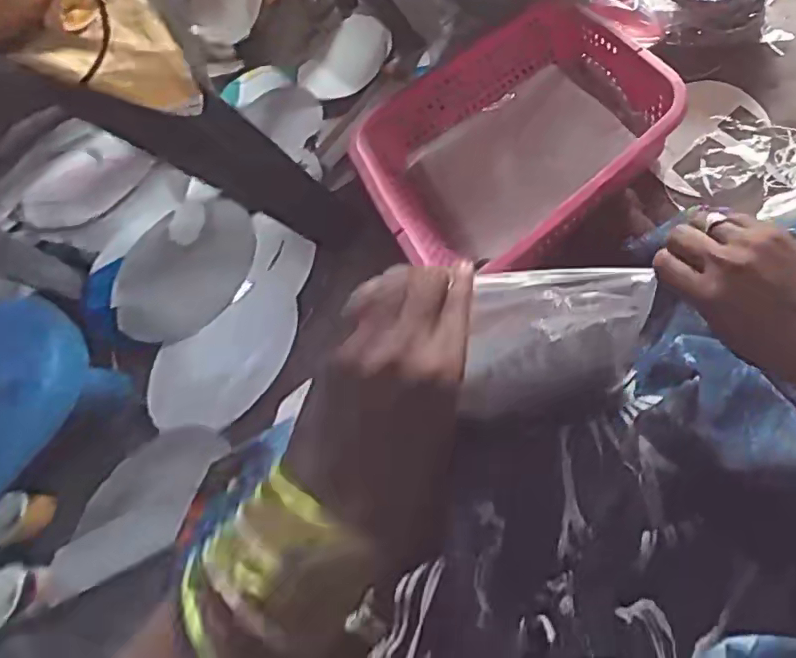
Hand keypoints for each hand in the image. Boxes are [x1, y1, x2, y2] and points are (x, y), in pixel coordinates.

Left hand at [281, 264, 473, 566]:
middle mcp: (402, 344)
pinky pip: (361, 299)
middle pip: (425, 279)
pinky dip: (377, 292)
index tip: (468, 274)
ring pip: (390, 280)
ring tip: (412, 291)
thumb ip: (452, 373)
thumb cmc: (404, 491)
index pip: (457, 296)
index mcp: (440, 368)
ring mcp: (362, 343)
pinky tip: (382, 303)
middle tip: (442, 286)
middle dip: (438, 276)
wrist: (327, 520)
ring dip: (407, 280)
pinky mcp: (332, 349)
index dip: (464, 280)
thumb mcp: (448, 432)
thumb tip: (455, 337)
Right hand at [652, 214, 795, 391]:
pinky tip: (737, 237)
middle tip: (691, 254)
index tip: (673, 269)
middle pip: (679, 234)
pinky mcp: (770, 229)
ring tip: (714, 241)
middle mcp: (722, 261)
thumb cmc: (773, 344)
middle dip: (679, 244)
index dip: (665, 264)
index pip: (663, 262)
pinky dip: (729, 226)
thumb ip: (699, 297)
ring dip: (704, 231)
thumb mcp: (723, 328)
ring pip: (704, 218)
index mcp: (707, 293)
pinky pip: (735, 216)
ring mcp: (747, 241)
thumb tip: (686, 276)